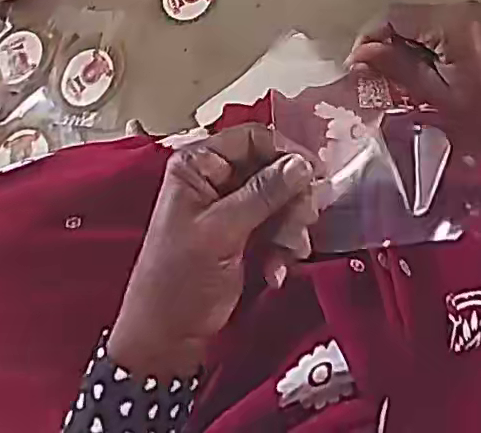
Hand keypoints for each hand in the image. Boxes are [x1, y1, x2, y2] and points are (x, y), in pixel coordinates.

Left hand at [108, 125, 317, 376]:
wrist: (166, 341)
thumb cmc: (179, 280)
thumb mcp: (221, 232)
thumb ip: (263, 194)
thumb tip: (301, 164)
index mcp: (199, 164)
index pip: (251, 138)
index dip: (284, 152)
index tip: (314, 173)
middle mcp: (215, 177)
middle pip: (271, 168)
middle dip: (290, 199)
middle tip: (302, 224)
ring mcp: (230, 205)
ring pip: (279, 197)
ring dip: (289, 227)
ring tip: (286, 254)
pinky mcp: (243, 231)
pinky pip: (276, 224)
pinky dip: (282, 245)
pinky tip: (276, 269)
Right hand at [347, 2, 480, 197]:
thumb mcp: (438, 95)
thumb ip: (397, 67)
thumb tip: (363, 54)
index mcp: (453, 23)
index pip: (394, 16)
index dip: (370, 38)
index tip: (358, 64)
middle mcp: (464, 10)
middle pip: (407, 16)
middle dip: (385, 42)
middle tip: (372, 74)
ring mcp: (475, 15)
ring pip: (421, 21)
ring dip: (403, 45)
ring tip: (395, 77)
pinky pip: (439, 27)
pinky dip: (424, 45)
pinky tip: (421, 72)